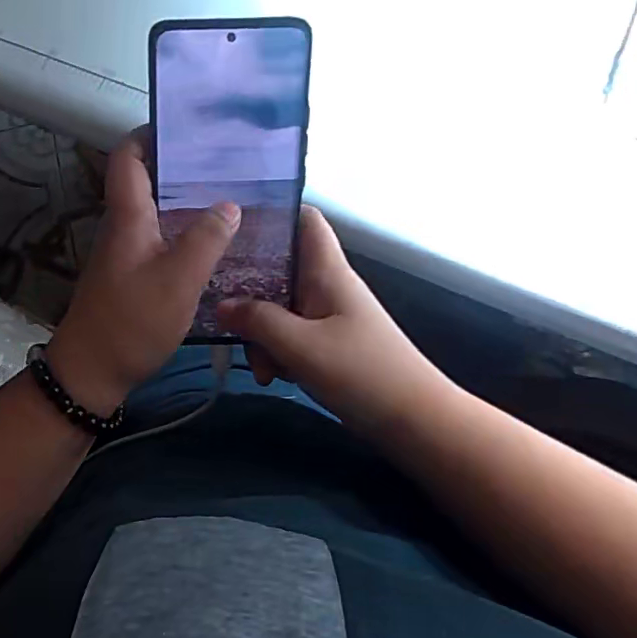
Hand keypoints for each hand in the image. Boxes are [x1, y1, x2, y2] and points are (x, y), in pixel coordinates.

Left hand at [45, 129, 239, 412]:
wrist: (92, 372)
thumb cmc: (132, 321)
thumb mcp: (179, 280)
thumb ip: (206, 240)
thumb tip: (229, 205)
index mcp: (128, 217)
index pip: (128, 157)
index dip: (150, 135)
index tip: (188, 129)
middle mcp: (124, 227)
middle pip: (147, 181)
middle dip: (182, 168)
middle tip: (227, 164)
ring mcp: (127, 252)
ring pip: (157, 212)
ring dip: (187, 202)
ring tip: (231, 197)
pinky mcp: (134, 276)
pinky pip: (162, 240)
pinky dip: (186, 233)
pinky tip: (215, 243)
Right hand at [216, 206, 453, 434]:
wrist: (415, 421)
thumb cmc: (363, 373)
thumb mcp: (301, 346)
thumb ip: (258, 321)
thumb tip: (221, 305)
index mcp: (328, 273)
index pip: (304, 220)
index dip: (272, 216)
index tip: (232, 231)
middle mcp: (327, 287)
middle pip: (280, 269)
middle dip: (250, 294)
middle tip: (227, 320)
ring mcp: (329, 317)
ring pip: (280, 309)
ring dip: (262, 334)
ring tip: (262, 368)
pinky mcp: (329, 345)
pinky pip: (292, 336)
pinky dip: (278, 353)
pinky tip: (275, 377)